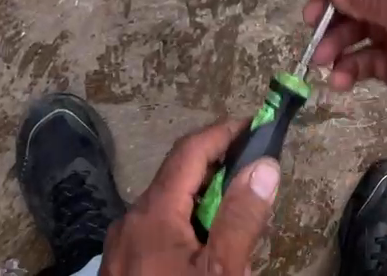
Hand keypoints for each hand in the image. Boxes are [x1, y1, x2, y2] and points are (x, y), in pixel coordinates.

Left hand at [103, 118, 280, 275]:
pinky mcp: (122, 272)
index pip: (191, 149)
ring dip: (206, 204)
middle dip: (221, 171)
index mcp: (151, 212)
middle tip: (258, 180)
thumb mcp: (220, 273)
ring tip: (240, 225)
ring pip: (171, 207)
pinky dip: (189, 230)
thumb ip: (241, 216)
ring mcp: (122, 248)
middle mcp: (130, 221)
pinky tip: (210, 256)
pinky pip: (159, 234)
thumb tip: (264, 164)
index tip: (260, 125)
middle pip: (180, 176)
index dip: (226, 131)